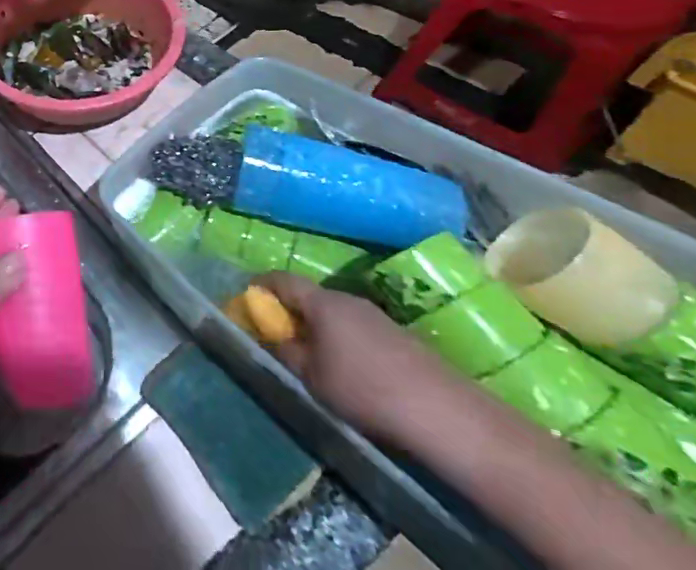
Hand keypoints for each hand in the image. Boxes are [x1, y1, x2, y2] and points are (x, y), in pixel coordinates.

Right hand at [254, 272, 474, 445]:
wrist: (449, 417)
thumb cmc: (365, 389)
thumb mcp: (311, 375)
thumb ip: (284, 350)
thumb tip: (270, 336)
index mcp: (323, 301)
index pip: (280, 279)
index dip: (259, 286)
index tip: (246, 302)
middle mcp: (350, 300)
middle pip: (309, 296)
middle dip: (288, 310)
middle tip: (274, 334)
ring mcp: (380, 318)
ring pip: (334, 314)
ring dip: (316, 327)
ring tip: (309, 354)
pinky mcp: (401, 339)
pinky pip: (357, 329)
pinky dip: (341, 340)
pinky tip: (346, 368)